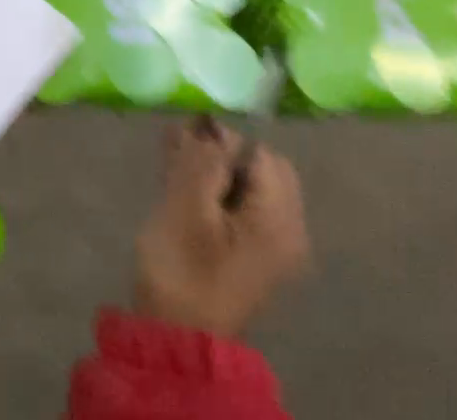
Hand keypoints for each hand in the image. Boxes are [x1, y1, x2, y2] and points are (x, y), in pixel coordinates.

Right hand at [134, 119, 309, 338]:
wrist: (178, 329)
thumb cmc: (183, 268)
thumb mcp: (185, 211)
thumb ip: (199, 166)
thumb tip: (207, 127)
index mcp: (279, 219)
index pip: (262, 158)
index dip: (224, 137)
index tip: (183, 126)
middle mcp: (286, 230)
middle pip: (262, 173)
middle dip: (220, 150)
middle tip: (175, 137)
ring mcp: (268, 245)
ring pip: (247, 190)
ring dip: (212, 168)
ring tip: (170, 152)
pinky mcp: (246, 254)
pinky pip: (237, 208)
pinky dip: (212, 190)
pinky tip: (180, 181)